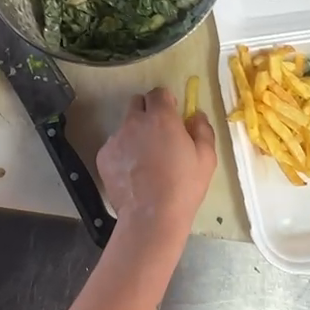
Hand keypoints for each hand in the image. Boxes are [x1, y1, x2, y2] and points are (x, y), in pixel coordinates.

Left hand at [96, 87, 215, 237]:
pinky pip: (114, 146)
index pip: (158, 93)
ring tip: (145, 161)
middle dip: (147, 112)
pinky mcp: (103, 156)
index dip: (166, 102)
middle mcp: (134, 121)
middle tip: (158, 135)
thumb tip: (196, 115)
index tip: (172, 115)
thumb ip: (202, 129)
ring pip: (125, 126)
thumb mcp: (206, 158)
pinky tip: (133, 173)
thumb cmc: (183, 187)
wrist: (151, 217)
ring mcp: (115, 138)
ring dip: (134, 134)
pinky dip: (122, 154)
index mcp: (161, 117)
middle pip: (137, 103)